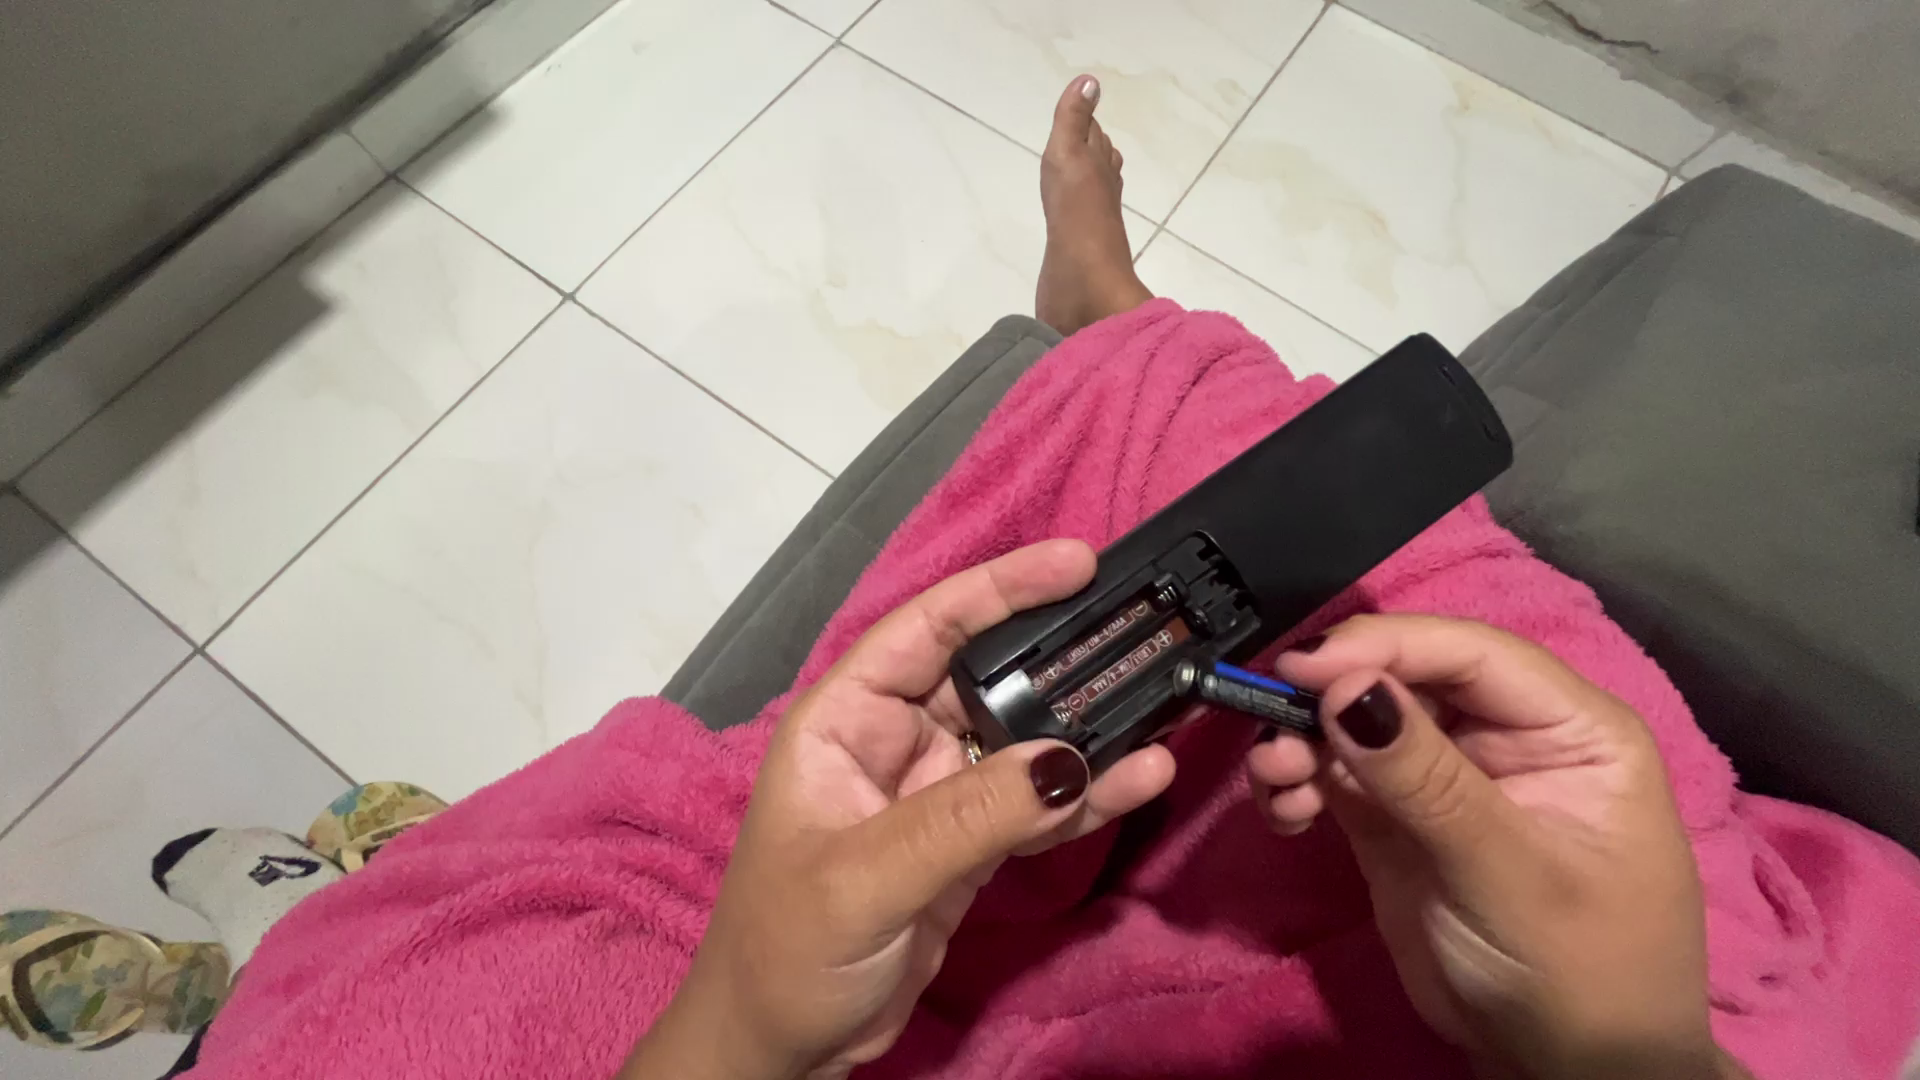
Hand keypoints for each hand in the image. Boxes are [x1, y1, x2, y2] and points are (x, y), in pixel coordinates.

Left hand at [625, 540, 1175, 1079]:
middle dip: (1060, 651)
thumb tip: (1067, 761)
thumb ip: (966, 816)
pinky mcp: (973, 836)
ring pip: (1023, 736)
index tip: (1075, 562)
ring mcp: (941, 787)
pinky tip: (1140, 776)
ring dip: (1088, 725)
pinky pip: (1036, 801)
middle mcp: (898, 736)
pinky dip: (1086, 792)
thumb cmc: (789, 947)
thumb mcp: (868, 875)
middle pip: (989, 673)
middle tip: (1139, 627)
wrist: (785, 1046)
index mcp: (849, 717)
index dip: (999, 588)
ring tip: (1162, 700)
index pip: (927, 627)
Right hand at [1247, 615, 1744, 1079]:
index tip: (1301, 667)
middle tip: (1269, 721)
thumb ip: (1424, 778)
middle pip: (1395, 675)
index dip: (1382, 645)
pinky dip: (1293, 779)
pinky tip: (1285, 813)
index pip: (1467, 652)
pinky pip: (1326, 765)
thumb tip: (1342, 687)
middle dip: (1326, 694)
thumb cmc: (1576, 974)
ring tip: (1275, 780)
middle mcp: (1497, 732)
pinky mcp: (1384, 803)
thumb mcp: (1507, 874)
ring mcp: (1434, 766)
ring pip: (1348, 716)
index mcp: (1567, 728)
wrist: (1558, 1069)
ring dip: (1298, 738)